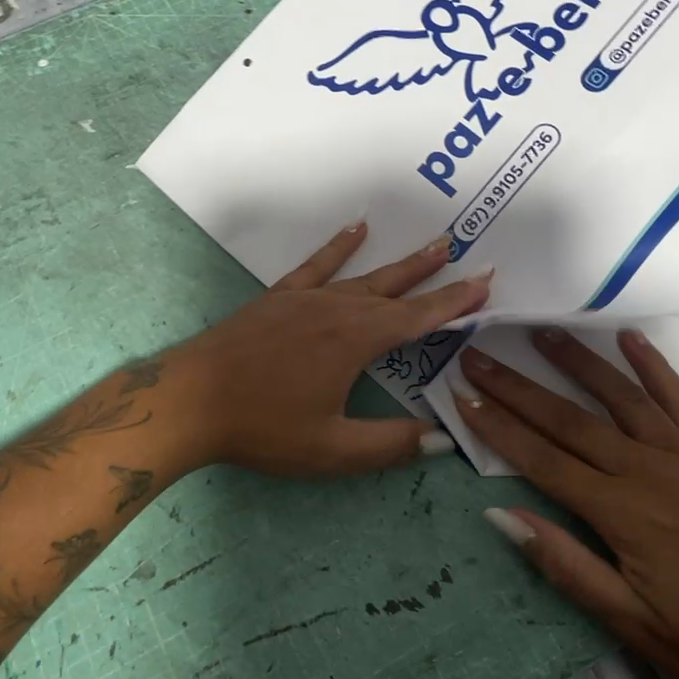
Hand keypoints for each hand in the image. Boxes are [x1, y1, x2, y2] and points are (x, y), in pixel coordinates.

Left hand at [164, 223, 490, 477]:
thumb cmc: (263, 427)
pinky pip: (316, 265)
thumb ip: (390, 444)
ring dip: (400, 262)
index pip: (417, 320)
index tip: (486, 285)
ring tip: (434, 243)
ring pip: (363, 275)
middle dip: (436, 279)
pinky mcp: (278, 298)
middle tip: (471, 259)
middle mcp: (336, 309)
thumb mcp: (332, 449)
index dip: (453, 304)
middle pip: (395, 291)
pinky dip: (338, 246)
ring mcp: (305, 299)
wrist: (192, 398)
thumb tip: (442, 439)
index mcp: (355, 341)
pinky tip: (355, 229)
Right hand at [452, 330, 678, 678]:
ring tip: (540, 332)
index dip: (497, 427)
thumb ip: (567, 566)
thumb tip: (501, 514)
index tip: (461, 394)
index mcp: (623, 514)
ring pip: (619, 398)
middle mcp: (648, 472)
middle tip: (477, 354)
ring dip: (577, 362)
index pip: (542, 459)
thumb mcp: (634, 624)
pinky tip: (631, 339)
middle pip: (569, 420)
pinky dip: (654, 367)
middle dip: (517, 387)